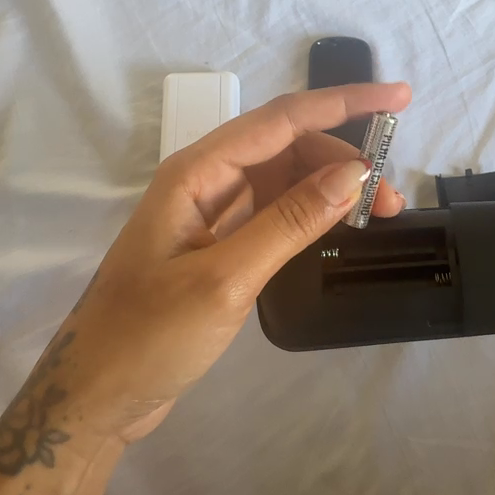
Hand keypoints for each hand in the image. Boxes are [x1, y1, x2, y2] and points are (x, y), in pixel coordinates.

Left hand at [58, 83, 410, 443]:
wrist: (96, 397)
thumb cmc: (148, 336)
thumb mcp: (225, 279)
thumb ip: (290, 222)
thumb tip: (353, 174)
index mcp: (197, 172)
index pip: (282, 119)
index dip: (344, 103)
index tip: (398, 97)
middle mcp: (206, 179)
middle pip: (287, 144)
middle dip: (344, 158)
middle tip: (391, 197)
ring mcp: (213, 211)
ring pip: (285, 176)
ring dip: (332, 185)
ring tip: (378, 213)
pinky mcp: (221, 242)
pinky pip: (276, 208)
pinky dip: (312, 210)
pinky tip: (338, 223)